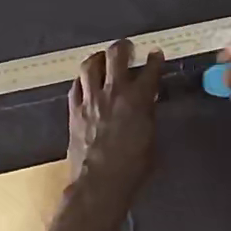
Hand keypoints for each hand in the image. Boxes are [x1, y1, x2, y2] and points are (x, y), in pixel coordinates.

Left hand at [67, 39, 163, 208]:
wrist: (99, 183)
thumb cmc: (133, 167)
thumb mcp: (151, 139)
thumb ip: (148, 115)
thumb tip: (147, 103)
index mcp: (138, 99)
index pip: (150, 70)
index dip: (155, 59)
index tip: (156, 54)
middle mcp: (113, 92)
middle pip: (116, 56)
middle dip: (123, 47)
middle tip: (127, 47)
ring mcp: (90, 99)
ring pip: (90, 65)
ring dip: (98, 58)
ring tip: (102, 58)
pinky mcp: (74, 110)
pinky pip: (76, 86)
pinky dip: (82, 80)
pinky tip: (86, 82)